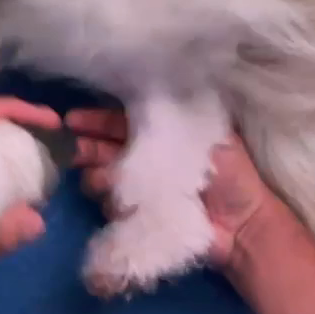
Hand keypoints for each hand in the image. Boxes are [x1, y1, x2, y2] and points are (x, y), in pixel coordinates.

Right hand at [67, 107, 282, 267]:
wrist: (241, 226)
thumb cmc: (228, 175)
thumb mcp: (204, 131)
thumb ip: (171, 112)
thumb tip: (140, 87)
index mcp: (158, 134)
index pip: (118, 121)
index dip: (94, 119)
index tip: (72, 120)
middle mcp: (143, 159)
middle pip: (102, 148)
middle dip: (86, 148)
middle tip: (74, 151)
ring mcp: (138, 190)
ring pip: (101, 178)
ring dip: (99, 177)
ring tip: (105, 180)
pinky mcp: (136, 216)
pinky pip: (111, 207)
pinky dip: (114, 204)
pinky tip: (122, 205)